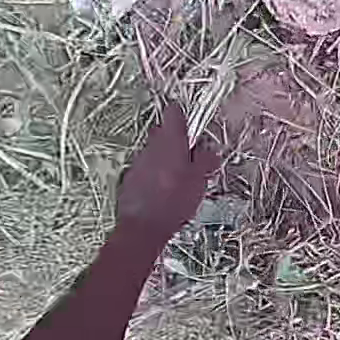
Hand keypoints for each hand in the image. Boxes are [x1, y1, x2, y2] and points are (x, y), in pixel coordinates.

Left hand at [115, 102, 221, 242]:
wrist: (144, 227)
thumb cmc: (174, 202)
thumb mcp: (200, 180)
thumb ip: (206, 161)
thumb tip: (209, 151)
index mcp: (170, 142)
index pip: (175, 113)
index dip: (184, 117)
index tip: (192, 126)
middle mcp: (151, 147)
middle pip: (164, 133)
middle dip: (177, 143)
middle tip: (192, 159)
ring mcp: (138, 163)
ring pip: (154, 153)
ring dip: (166, 161)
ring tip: (180, 180)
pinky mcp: (130, 179)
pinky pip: (145, 170)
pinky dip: (154, 176)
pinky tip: (164, 193)